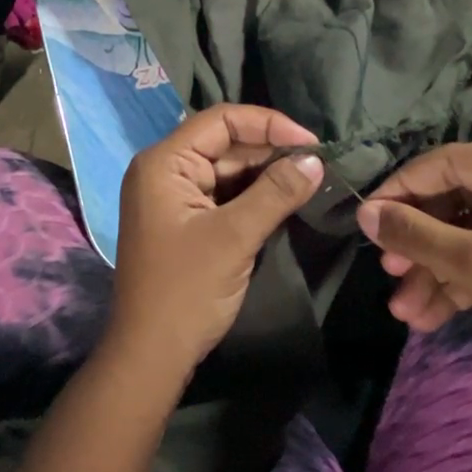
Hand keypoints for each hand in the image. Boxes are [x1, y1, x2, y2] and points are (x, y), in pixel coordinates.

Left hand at [109, 105, 324, 371]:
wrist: (151, 351)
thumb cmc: (186, 289)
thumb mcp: (234, 237)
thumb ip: (274, 193)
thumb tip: (315, 159)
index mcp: (163, 162)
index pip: (219, 120)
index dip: (268, 124)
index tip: (313, 142)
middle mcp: (163, 169)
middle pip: (223, 142)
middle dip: (270, 149)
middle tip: (320, 163)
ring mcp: (171, 196)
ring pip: (226, 169)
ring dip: (265, 172)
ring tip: (311, 177)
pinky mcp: (183, 219)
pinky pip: (221, 193)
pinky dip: (252, 194)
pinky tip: (285, 197)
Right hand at [356, 142, 471, 407]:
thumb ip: (419, 235)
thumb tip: (364, 212)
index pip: (456, 162)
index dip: (404, 188)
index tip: (367, 218)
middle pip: (464, 200)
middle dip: (422, 241)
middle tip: (388, 270)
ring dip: (438, 270)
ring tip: (405, 310)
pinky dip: (466, 282)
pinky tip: (431, 316)